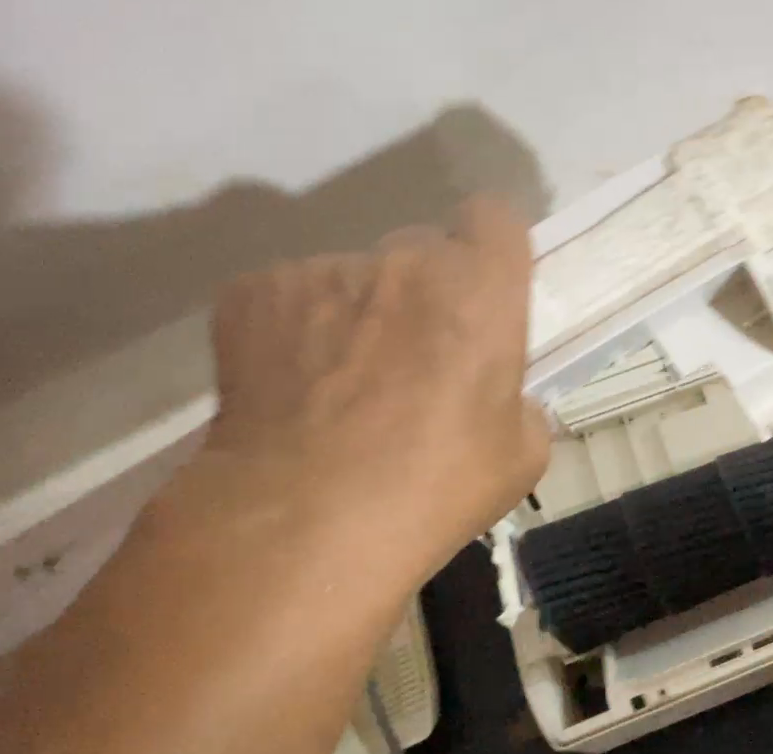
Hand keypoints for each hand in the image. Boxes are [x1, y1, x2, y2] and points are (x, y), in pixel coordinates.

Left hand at [201, 195, 547, 584]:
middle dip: (427, 292)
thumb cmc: (440, 483)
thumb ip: (517, 400)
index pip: (495, 219)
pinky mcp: (250, 293)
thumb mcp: (523, 454)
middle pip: (422, 251)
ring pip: (355, 280)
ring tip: (346, 389)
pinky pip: (291, 300)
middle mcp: (402, 263)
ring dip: (361, 316)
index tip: (489, 290)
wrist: (308, 515)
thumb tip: (497, 396)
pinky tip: (298, 392)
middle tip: (420, 358)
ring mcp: (319, 272)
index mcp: (481, 293)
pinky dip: (299, 333)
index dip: (494, 249)